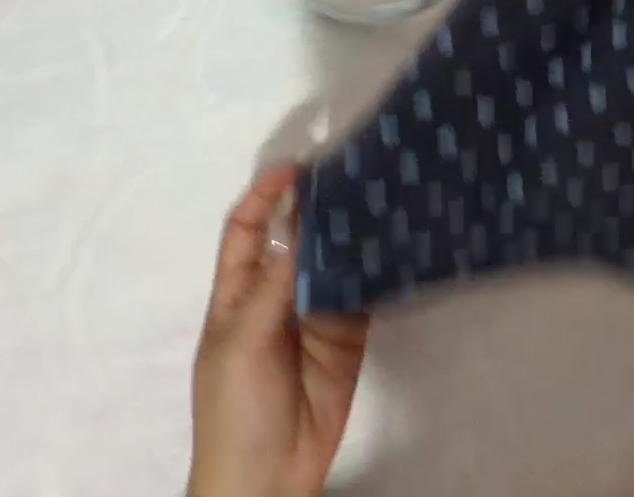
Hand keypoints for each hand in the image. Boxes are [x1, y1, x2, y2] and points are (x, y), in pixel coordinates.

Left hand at [190, 164, 369, 496]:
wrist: (269, 476)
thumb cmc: (236, 407)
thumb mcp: (243, 342)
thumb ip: (275, 284)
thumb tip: (299, 220)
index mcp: (239, 292)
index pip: (245, 230)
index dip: (263, 196)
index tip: (295, 168)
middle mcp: (279, 291)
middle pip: (297, 236)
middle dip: (319, 205)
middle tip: (355, 172)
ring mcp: (316, 309)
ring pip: (335, 257)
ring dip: (352, 231)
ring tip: (382, 197)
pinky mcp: (349, 328)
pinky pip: (364, 287)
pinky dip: (378, 265)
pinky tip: (396, 241)